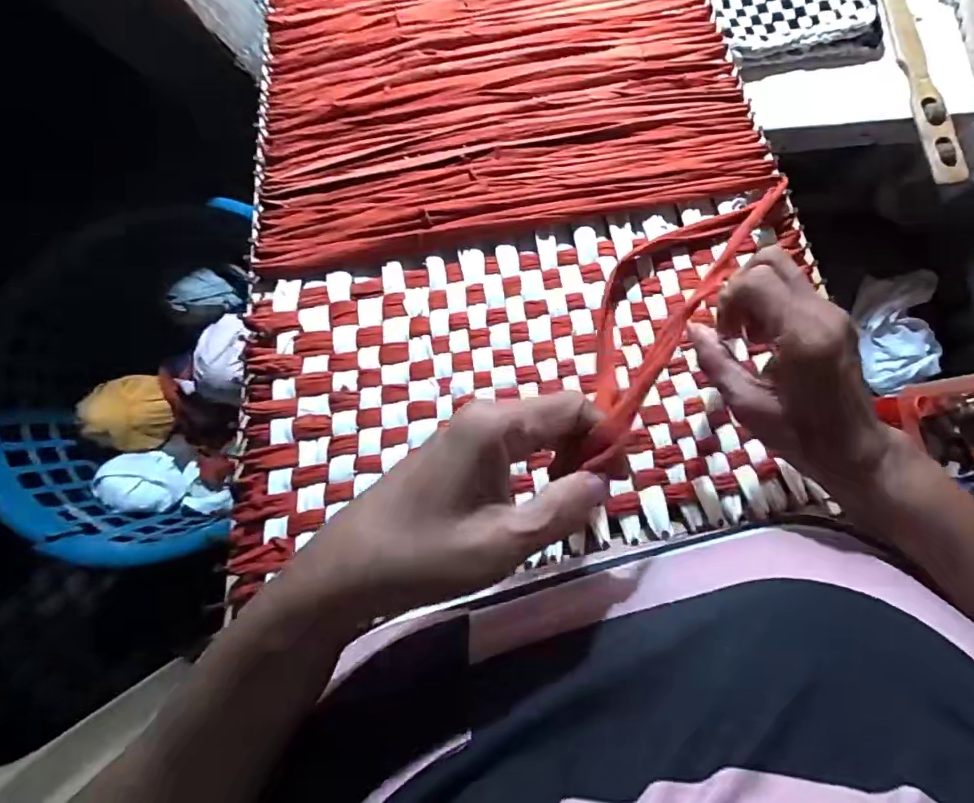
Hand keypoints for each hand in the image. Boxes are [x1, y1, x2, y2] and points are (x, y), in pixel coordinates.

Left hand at [271, 393, 608, 624]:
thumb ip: (562, 508)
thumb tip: (605, 480)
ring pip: (538, 431)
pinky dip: (539, 466)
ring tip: (570, 508)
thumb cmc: (425, 555)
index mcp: (495, 424)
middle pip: (557, 415)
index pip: (573, 406)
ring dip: (564, 461)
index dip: (607, 435)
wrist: (350, 568)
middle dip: (587, 450)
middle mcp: (484, 414)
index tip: (623, 479)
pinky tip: (536, 503)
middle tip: (599, 500)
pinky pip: (515, 445)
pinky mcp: (460, 449)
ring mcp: (468, 430)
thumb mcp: (503, 542)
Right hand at [687, 248, 934, 518]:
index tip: (724, 335)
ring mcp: (833, 311)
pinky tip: (767, 339)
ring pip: (783, 269)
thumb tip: (694, 329)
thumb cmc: (800, 435)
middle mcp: (822, 312)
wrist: (855, 450)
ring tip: (749, 334)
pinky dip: (771, 302)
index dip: (728, 301)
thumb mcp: (747, 405)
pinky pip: (795, 289)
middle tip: (734, 324)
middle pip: (771, 259)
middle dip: (740, 284)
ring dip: (756, 292)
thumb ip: (716, 362)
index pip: (754, 281)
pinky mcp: (836, 317)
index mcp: (802, 334)